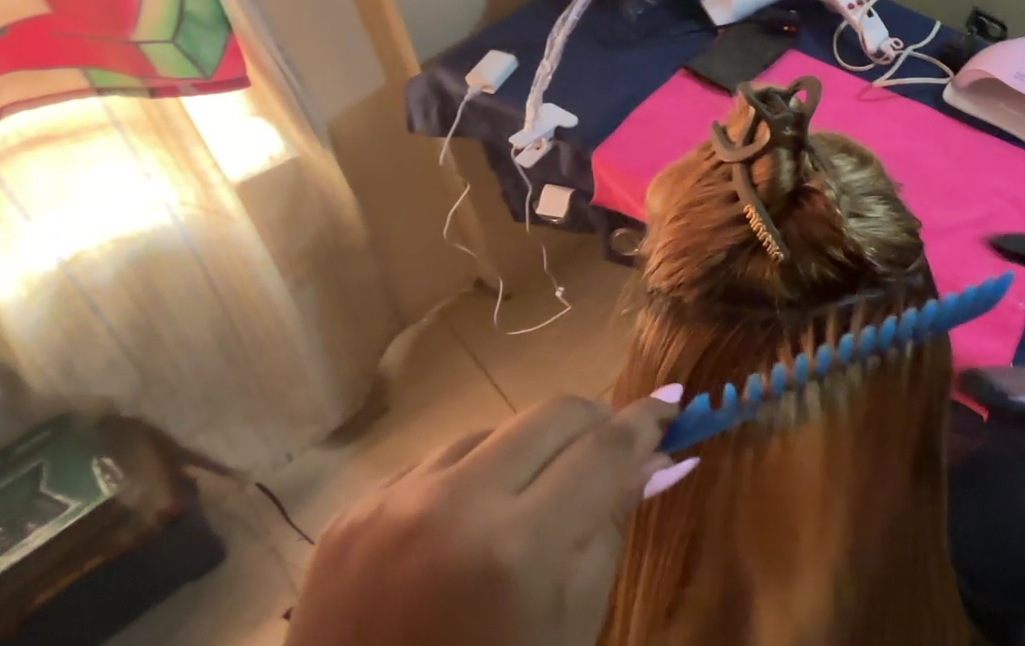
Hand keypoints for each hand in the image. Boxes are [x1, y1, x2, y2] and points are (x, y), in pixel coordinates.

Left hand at [285, 388, 697, 645]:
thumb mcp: (572, 620)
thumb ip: (612, 524)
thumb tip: (656, 454)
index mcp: (518, 548)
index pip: (604, 449)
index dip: (646, 420)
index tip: (672, 404)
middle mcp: (454, 505)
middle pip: (553, 414)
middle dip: (594, 423)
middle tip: (613, 449)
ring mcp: (393, 503)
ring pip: (495, 429)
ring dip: (530, 451)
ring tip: (533, 499)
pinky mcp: (353, 510)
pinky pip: (438, 461)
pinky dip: (471, 478)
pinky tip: (470, 524)